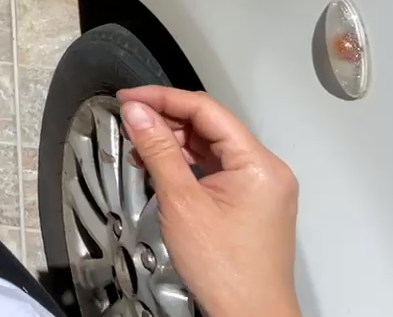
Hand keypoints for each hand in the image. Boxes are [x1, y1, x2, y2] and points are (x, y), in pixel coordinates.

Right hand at [118, 87, 300, 316]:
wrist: (250, 315)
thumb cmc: (222, 264)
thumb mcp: (181, 199)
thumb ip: (157, 148)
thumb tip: (134, 109)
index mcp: (259, 165)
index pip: (206, 110)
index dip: (162, 98)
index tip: (127, 99)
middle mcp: (265, 170)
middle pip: (208, 124)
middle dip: (164, 118)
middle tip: (128, 120)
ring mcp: (259, 185)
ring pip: (207, 142)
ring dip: (170, 139)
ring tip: (138, 145)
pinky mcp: (248, 199)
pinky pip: (211, 163)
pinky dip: (181, 158)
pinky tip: (156, 163)